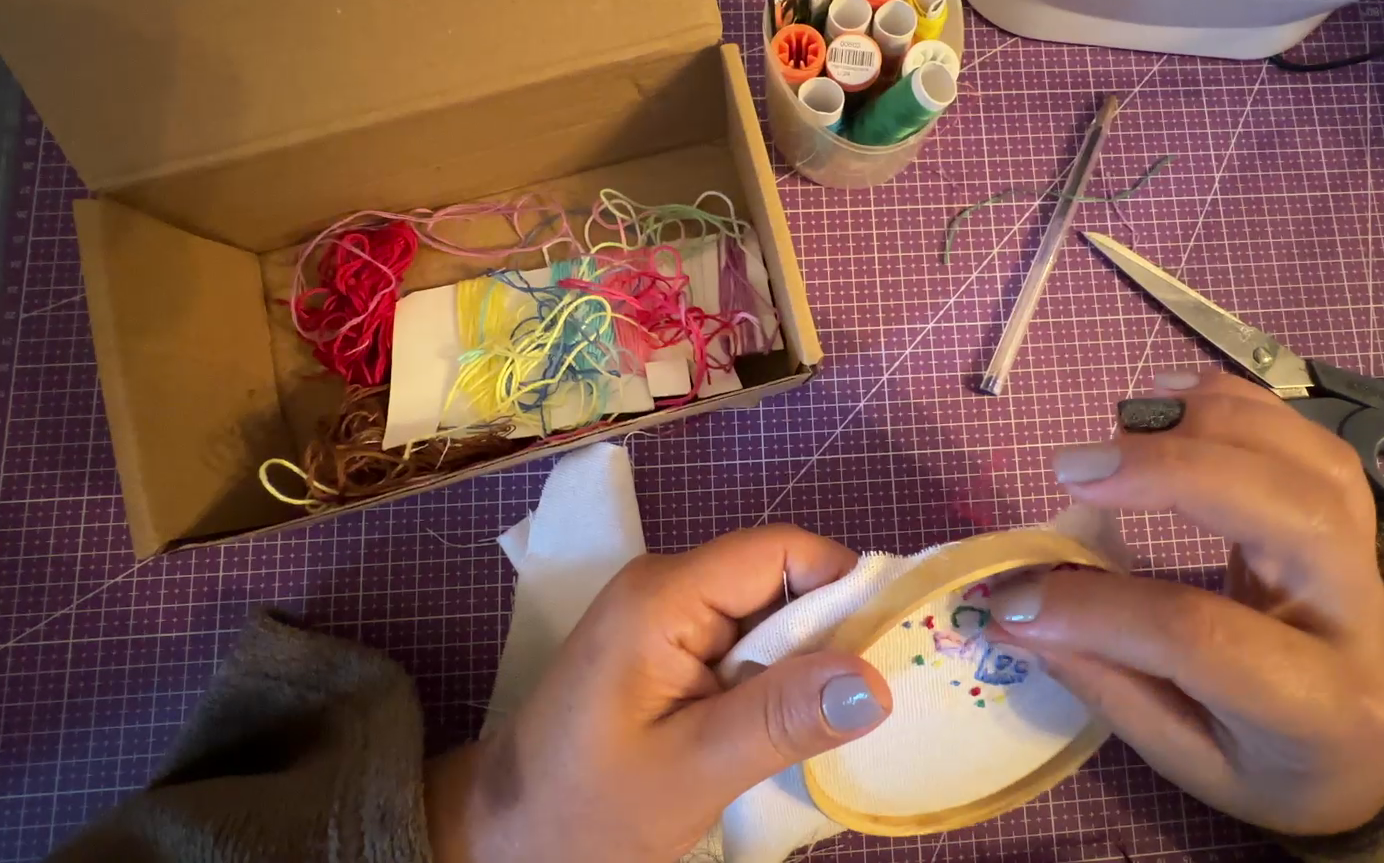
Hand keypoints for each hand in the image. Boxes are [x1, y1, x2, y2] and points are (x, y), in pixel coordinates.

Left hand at [425, 526, 892, 861]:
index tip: (887, 641)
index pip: (776, 551)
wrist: (496, 845)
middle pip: (774, 577)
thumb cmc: (584, 814)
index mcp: (664, 594)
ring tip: (832, 715)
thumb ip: (781, 718)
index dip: (839, 582)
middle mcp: (666, 584)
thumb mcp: (691, 772)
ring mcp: (665, 612)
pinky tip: (788, 716)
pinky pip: (741, 637)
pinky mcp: (666, 643)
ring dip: (801, 657)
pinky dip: (773, 672)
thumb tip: (876, 680)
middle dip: (825, 629)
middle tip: (867, 695)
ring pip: (763, 610)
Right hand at [990, 373, 1383, 835]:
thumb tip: (1012, 610)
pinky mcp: (1349, 516)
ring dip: (1208, 421)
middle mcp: (1359, 617)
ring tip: (1123, 417)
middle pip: (1287, 513)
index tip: (1015, 597)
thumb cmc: (1263, 759)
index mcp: (1319, 704)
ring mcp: (1365, 557)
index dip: (1097, 609)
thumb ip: (1102, 681)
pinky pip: (1309, 440)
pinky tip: (1169, 396)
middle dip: (1170, 472)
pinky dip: (1235, 403)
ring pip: (1309, 461)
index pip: (1201, 635)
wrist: (1360, 746)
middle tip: (1073, 467)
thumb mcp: (1185, 755)